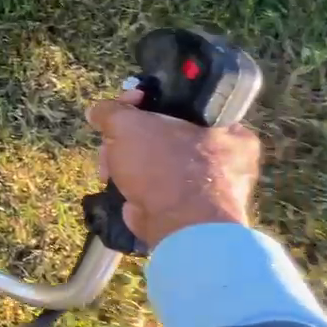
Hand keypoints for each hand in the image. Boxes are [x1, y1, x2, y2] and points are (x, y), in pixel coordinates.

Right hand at [86, 86, 261, 249]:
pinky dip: (131, 179)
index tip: (124, 103)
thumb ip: (110, 109)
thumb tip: (99, 113)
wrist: (179, 225)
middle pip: (156, 131)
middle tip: (113, 142)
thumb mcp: (128, 123)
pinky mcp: (187, 202)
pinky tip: (119, 182)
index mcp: (228, 130)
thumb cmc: (165, 167)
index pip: (178, 103)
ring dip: (121, 159)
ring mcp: (207, 182)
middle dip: (125, 137)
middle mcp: (224, 156)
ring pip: (148, 156)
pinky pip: (151, 179)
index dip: (144, 101)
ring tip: (113, 168)